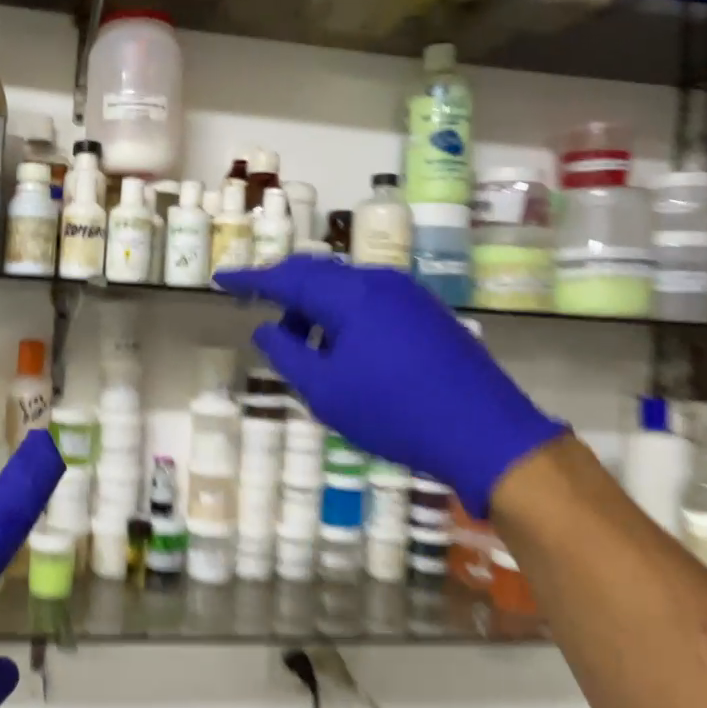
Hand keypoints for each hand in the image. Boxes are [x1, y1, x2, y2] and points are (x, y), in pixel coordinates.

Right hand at [216, 258, 564, 517]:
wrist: (485, 431)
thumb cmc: (393, 412)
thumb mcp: (325, 390)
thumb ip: (287, 354)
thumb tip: (266, 329)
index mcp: (351, 294)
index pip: (287, 276)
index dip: (250, 279)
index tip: (221, 280)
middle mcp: (381, 282)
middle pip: (318, 276)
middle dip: (284, 293)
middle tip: (258, 312)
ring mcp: (409, 296)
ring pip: (346, 290)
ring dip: (315, 312)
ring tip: (303, 350)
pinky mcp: (428, 315)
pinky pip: (371, 303)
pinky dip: (344, 320)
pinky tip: (342, 354)